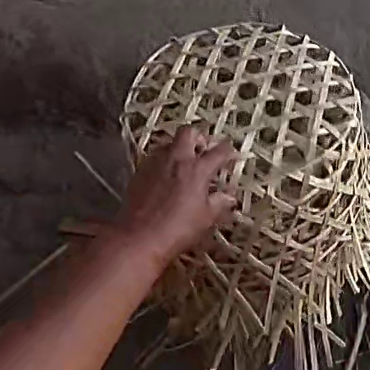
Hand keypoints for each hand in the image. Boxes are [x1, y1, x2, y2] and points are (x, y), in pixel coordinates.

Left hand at [108, 126, 237, 267]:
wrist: (138, 237)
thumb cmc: (177, 229)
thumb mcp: (206, 218)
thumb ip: (219, 203)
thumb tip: (228, 197)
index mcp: (198, 169)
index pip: (219, 151)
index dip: (229, 151)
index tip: (231, 155)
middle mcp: (177, 159)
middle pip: (189, 132)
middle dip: (199, 137)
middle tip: (204, 151)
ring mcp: (156, 163)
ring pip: (169, 143)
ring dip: (179, 148)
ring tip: (184, 164)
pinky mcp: (139, 171)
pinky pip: (154, 157)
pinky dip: (164, 161)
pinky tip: (165, 177)